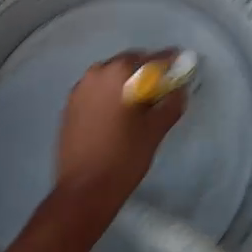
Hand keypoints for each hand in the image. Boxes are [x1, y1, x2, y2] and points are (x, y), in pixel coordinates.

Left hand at [55, 50, 187, 206]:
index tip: (181, 66)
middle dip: (146, 72)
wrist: (83, 192)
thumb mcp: (155, 130)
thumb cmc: (124, 158)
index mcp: (119, 72)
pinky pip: (96, 90)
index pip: (152, 59)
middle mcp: (97, 72)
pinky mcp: (69, 105)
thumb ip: (171, 103)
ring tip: (138, 102)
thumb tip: (180, 88)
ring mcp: (79, 88)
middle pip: (129, 63)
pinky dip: (109, 94)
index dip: (170, 62)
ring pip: (111, 76)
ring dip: (126, 83)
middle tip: (161, 89)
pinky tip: (117, 114)